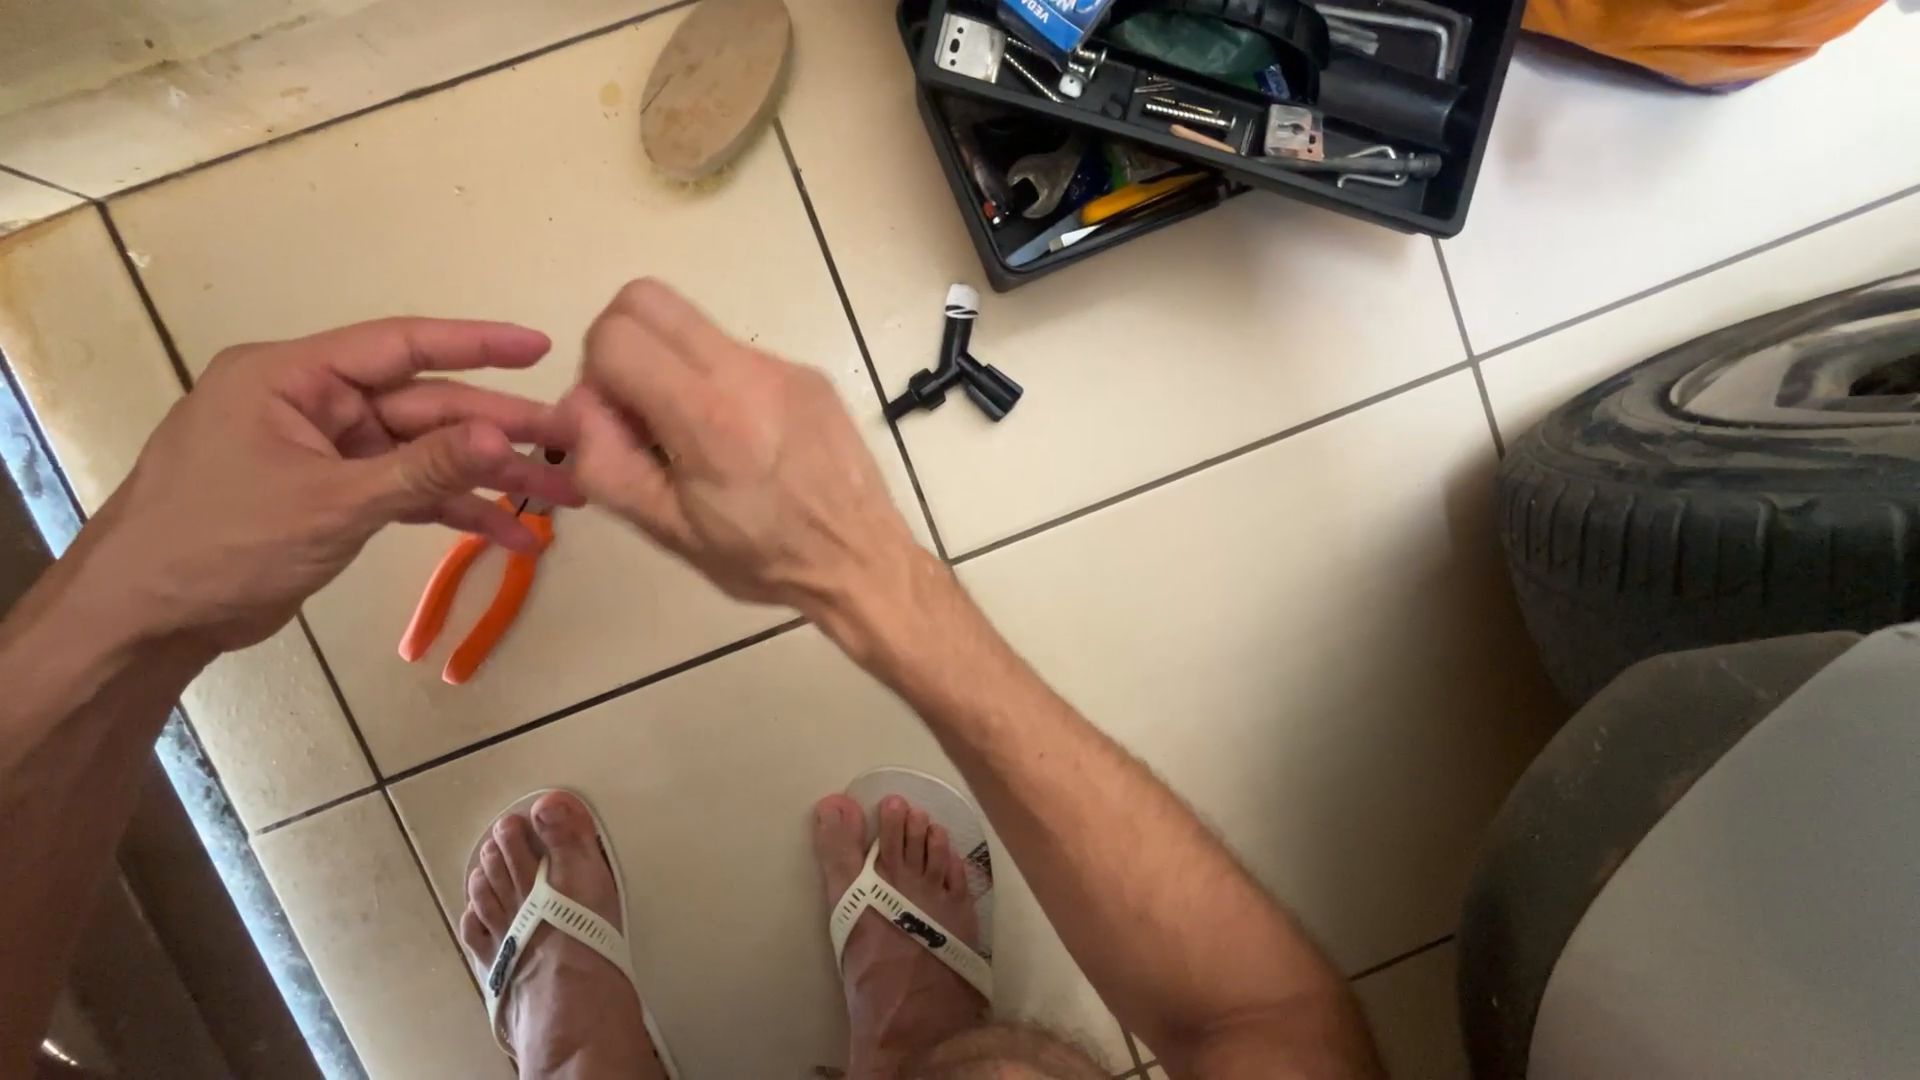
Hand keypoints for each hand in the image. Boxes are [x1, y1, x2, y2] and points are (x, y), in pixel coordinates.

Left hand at [79, 318, 581, 653]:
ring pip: (435, 455)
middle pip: (434, 409)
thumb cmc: (221, 542)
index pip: (402, 347)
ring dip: (497, 478)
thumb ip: (423, 468)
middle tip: (575, 445)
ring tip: (565, 496)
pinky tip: (514, 535)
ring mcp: (337, 452)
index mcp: (295, 379)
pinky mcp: (347, 494)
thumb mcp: (332, 501)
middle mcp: (320, 406)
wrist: (149, 620)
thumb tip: (500, 438)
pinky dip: (463, 513)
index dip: (477, 344)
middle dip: (505, 433)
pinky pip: (419, 494)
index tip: (541, 348)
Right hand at [566, 279, 922, 617]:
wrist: (861, 557)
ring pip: (696, 326)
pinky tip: (746, 437)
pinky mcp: (811, 374)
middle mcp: (748, 372)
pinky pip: (741, 352)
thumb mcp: (669, 530)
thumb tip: (581, 404)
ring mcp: (786, 367)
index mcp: (708, 416)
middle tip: (643, 411)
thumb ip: (606, 461)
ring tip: (699, 434)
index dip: (596, 376)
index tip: (622, 425)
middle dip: (624, 346)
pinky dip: (721, 380)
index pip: (613, 335)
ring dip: (675, 365)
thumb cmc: (765, 558)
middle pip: (647, 299)